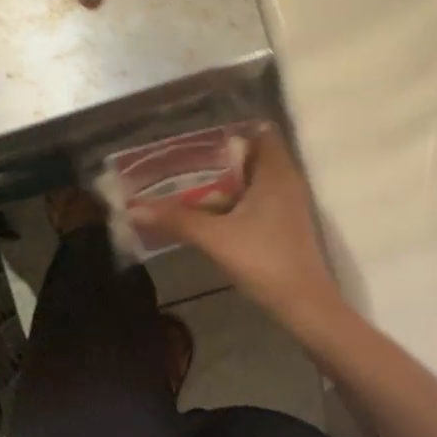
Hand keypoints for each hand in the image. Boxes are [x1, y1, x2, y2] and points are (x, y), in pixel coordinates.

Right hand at [132, 127, 341, 325]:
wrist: (303, 304)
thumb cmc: (264, 260)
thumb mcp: (215, 238)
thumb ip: (176, 219)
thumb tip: (133, 208)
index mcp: (276, 172)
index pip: (260, 132)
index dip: (230, 135)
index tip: (198, 146)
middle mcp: (286, 182)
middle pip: (251, 159)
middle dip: (218, 163)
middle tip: (182, 170)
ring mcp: (289, 207)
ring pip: (253, 185)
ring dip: (224, 188)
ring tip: (187, 194)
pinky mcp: (285, 228)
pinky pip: (257, 205)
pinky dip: (234, 207)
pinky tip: (209, 221)